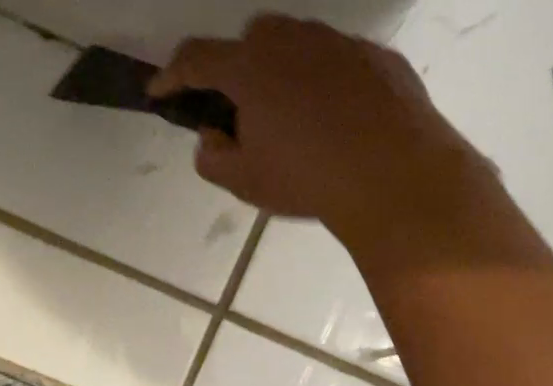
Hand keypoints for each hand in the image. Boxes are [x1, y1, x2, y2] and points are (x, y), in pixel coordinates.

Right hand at [152, 16, 516, 264]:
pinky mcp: (377, 56)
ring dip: (283, 69)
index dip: (171, 74)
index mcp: (250, 69)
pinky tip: (333, 120)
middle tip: (239, 106)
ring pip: (299, 42)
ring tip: (289, 116)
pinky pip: (338, 60)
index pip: (197, 59)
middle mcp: (293, 42)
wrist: (392, 173)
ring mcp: (339, 43)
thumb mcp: (243, 181)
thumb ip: (212, 156)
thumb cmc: (306, 178)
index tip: (159, 90)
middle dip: (237, 63)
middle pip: (253, 36)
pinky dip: (325, 81)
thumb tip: (211, 136)